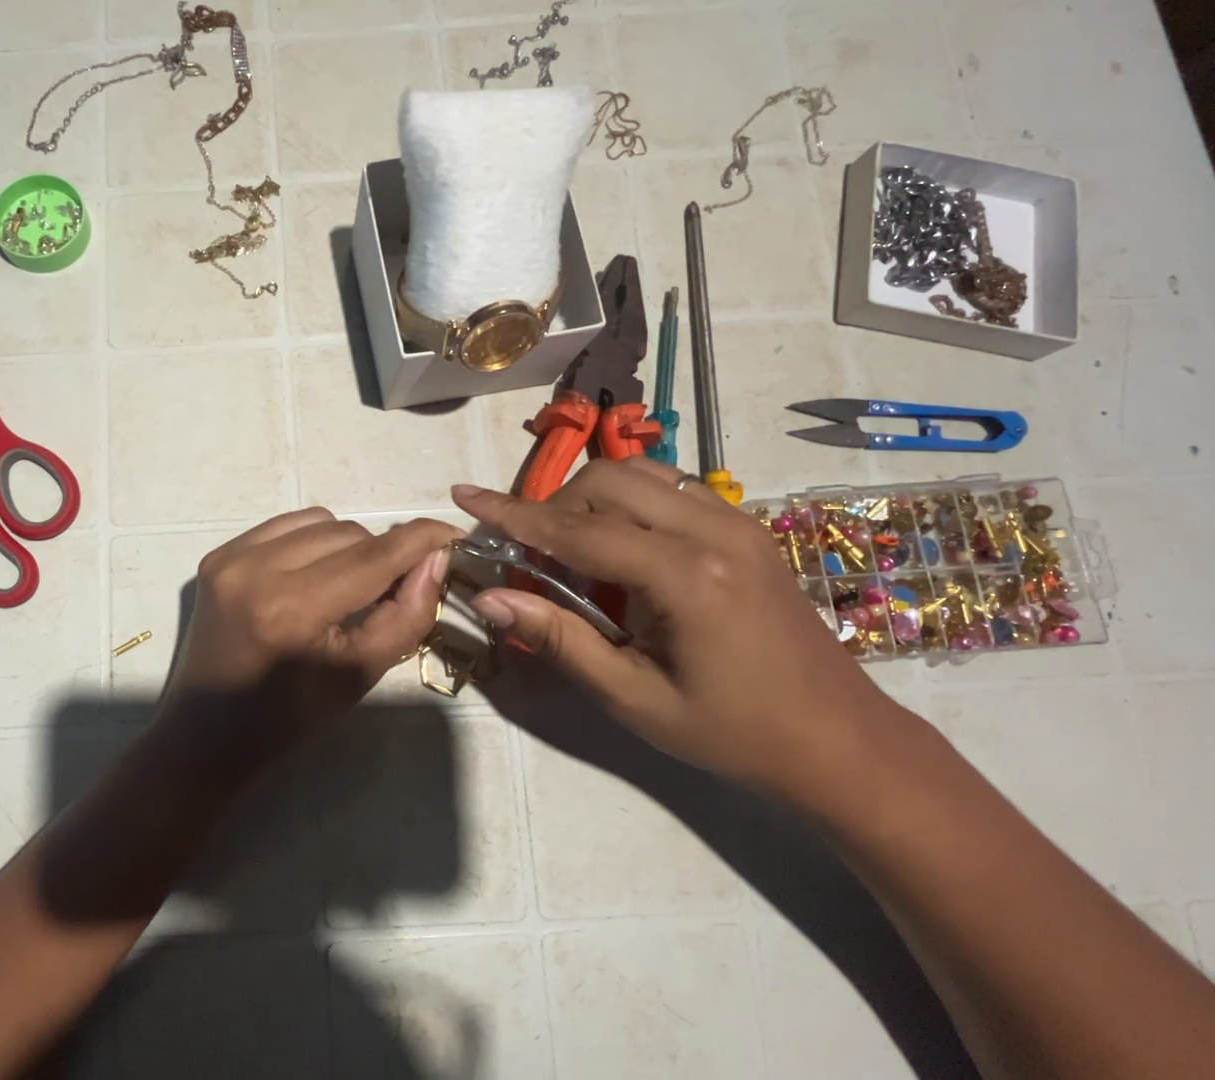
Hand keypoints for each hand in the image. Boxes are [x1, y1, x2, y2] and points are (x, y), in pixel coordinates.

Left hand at [159, 508, 460, 765]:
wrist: (207, 734)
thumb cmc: (289, 717)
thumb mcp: (360, 673)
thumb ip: (406, 614)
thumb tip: (435, 558)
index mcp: (292, 609)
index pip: (373, 557)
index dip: (419, 541)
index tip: (452, 535)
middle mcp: (256, 570)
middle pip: (349, 534)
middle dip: (380, 556)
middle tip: (388, 591)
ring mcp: (230, 558)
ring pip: (318, 522)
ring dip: (345, 546)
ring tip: (344, 587)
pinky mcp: (217, 556)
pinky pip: (284, 526)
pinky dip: (310, 542)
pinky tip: (310, 576)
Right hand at [452, 460, 895, 793]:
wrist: (837, 741)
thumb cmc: (730, 732)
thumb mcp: (632, 697)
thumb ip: (558, 639)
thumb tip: (488, 599)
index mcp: (686, 576)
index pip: (578, 530)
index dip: (513, 513)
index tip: (464, 494)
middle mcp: (715, 531)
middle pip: (608, 482)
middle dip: (555, 508)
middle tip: (532, 560)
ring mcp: (739, 523)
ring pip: (641, 475)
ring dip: (591, 500)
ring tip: (572, 553)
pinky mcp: (748, 529)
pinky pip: (672, 489)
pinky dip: (629, 504)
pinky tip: (621, 550)